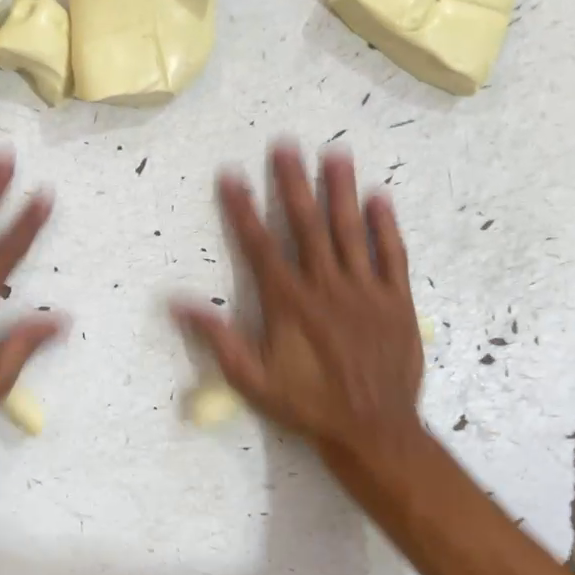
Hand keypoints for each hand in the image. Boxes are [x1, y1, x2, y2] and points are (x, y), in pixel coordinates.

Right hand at [173, 144, 424, 460]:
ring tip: (335, 153)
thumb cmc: (306, 404)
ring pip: (351, 231)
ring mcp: (366, 291)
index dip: (243, 209)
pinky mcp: (397, 301)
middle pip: (307, 225)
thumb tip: (177, 302)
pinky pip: (392, 256)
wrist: (374, 429)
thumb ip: (218, 338)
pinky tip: (379, 199)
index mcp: (288, 303)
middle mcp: (326, 286)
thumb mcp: (251, 380)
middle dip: (293, 183)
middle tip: (286, 145)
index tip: (231, 175)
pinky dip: (385, 227)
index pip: (260, 246)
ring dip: (340, 191)